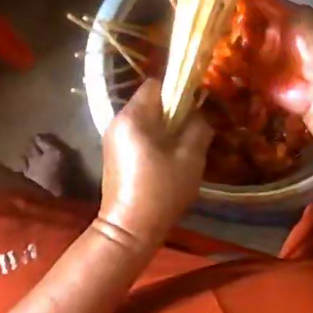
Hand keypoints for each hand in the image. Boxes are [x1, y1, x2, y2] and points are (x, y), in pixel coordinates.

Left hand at [96, 79, 210, 252]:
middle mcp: (117, 120)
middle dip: (173, 109)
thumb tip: (200, 111)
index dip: (178, 88)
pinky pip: (138, 133)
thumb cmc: (161, 190)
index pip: (155, 84)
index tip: (197, 104)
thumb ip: (198, 126)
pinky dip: (154, 138)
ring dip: (165, 125)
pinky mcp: (114, 152)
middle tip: (194, 128)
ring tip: (184, 145)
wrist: (128, 228)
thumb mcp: (190, 157)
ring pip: (144, 118)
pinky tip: (168, 158)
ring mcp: (112, 137)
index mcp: (132, 116)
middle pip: (149, 101)